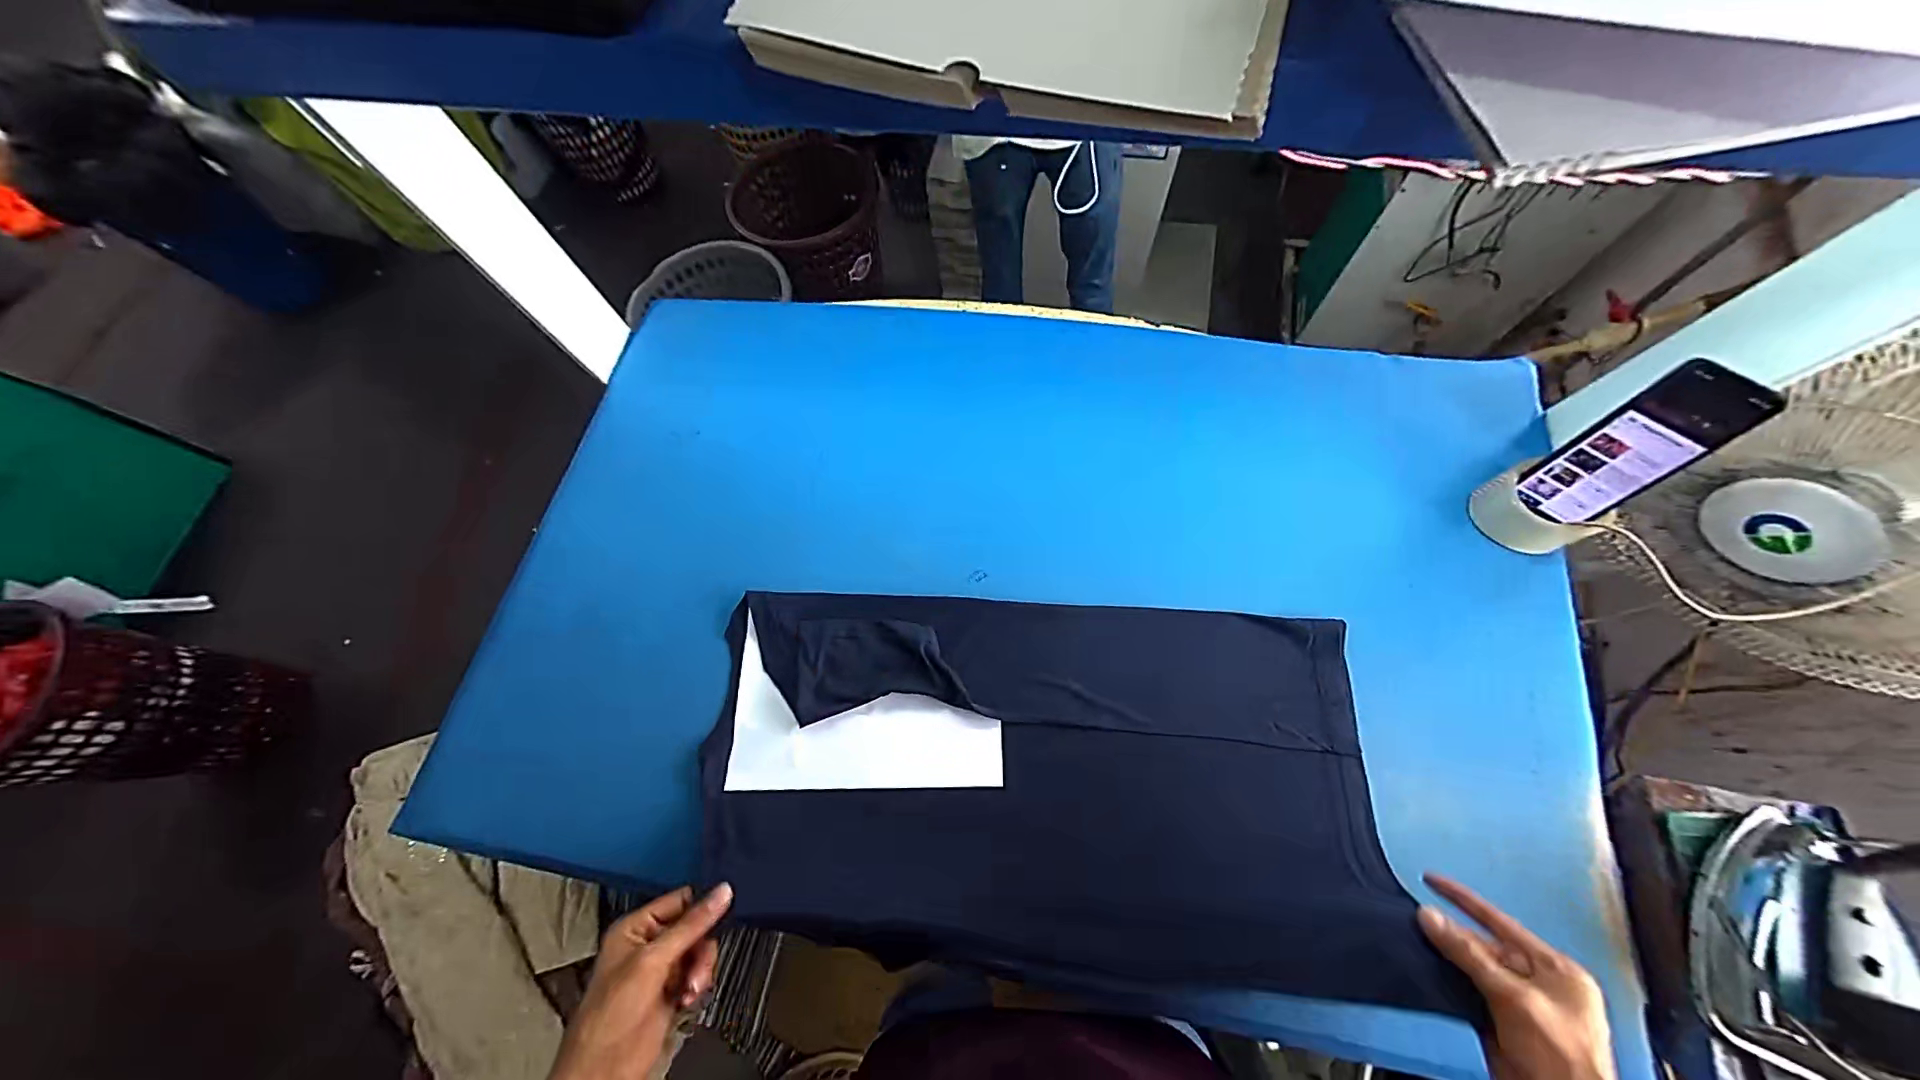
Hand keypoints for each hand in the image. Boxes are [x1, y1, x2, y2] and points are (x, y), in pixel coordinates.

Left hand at [547, 882, 733, 1079]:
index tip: (719, 915)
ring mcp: (660, 970)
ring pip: (700, 952)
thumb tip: (721, 893)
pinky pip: (698, 974)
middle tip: (697, 965)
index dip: (701, 907)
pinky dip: (699, 985)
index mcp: (636, 928)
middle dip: (701, 947)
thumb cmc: (611, 1015)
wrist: (603, 1072)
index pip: (680, 900)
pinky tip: (688, 998)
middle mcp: (648, 945)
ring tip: (691, 988)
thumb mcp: (654, 961)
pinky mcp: (671, 991)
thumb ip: (691, 925)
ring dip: (702, 969)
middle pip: (695, 927)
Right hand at [1418, 874, 1615, 1079]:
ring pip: (1469, 967)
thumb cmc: (1557, 1053)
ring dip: (1441, 954)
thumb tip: (1427, 915)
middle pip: (1481, 945)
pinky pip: (1464, 988)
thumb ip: (1469, 955)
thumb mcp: (1514, 998)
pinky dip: (1442, 977)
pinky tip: (1421, 965)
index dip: (1462, 899)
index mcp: (1555, 971)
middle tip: (1409, 915)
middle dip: (1447, 931)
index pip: (1500, 922)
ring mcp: (1517, 1004)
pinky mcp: (1497, 1022)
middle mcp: (1537, 982)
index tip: (1429, 878)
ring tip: (1407, 934)